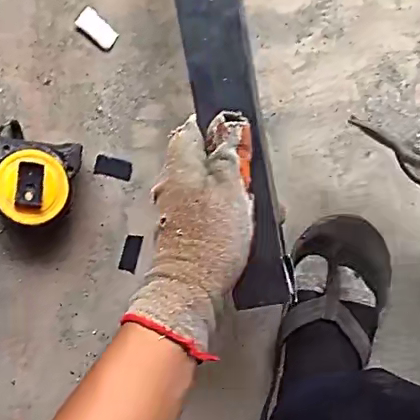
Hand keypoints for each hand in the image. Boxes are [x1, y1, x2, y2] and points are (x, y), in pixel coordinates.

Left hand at [121, 113, 254, 361]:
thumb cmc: (209, 242)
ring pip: (206, 189)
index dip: (215, 130)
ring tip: (247, 209)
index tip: (236, 137)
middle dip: (228, 167)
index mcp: (178, 167)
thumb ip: (227, 155)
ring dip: (229, 194)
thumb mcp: (229, 188)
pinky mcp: (183, 233)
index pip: (190, 131)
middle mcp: (171, 186)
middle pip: (200, 161)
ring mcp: (175, 211)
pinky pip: (206, 214)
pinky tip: (238, 228)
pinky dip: (223, 216)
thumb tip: (227, 131)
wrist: (192, 290)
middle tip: (248, 180)